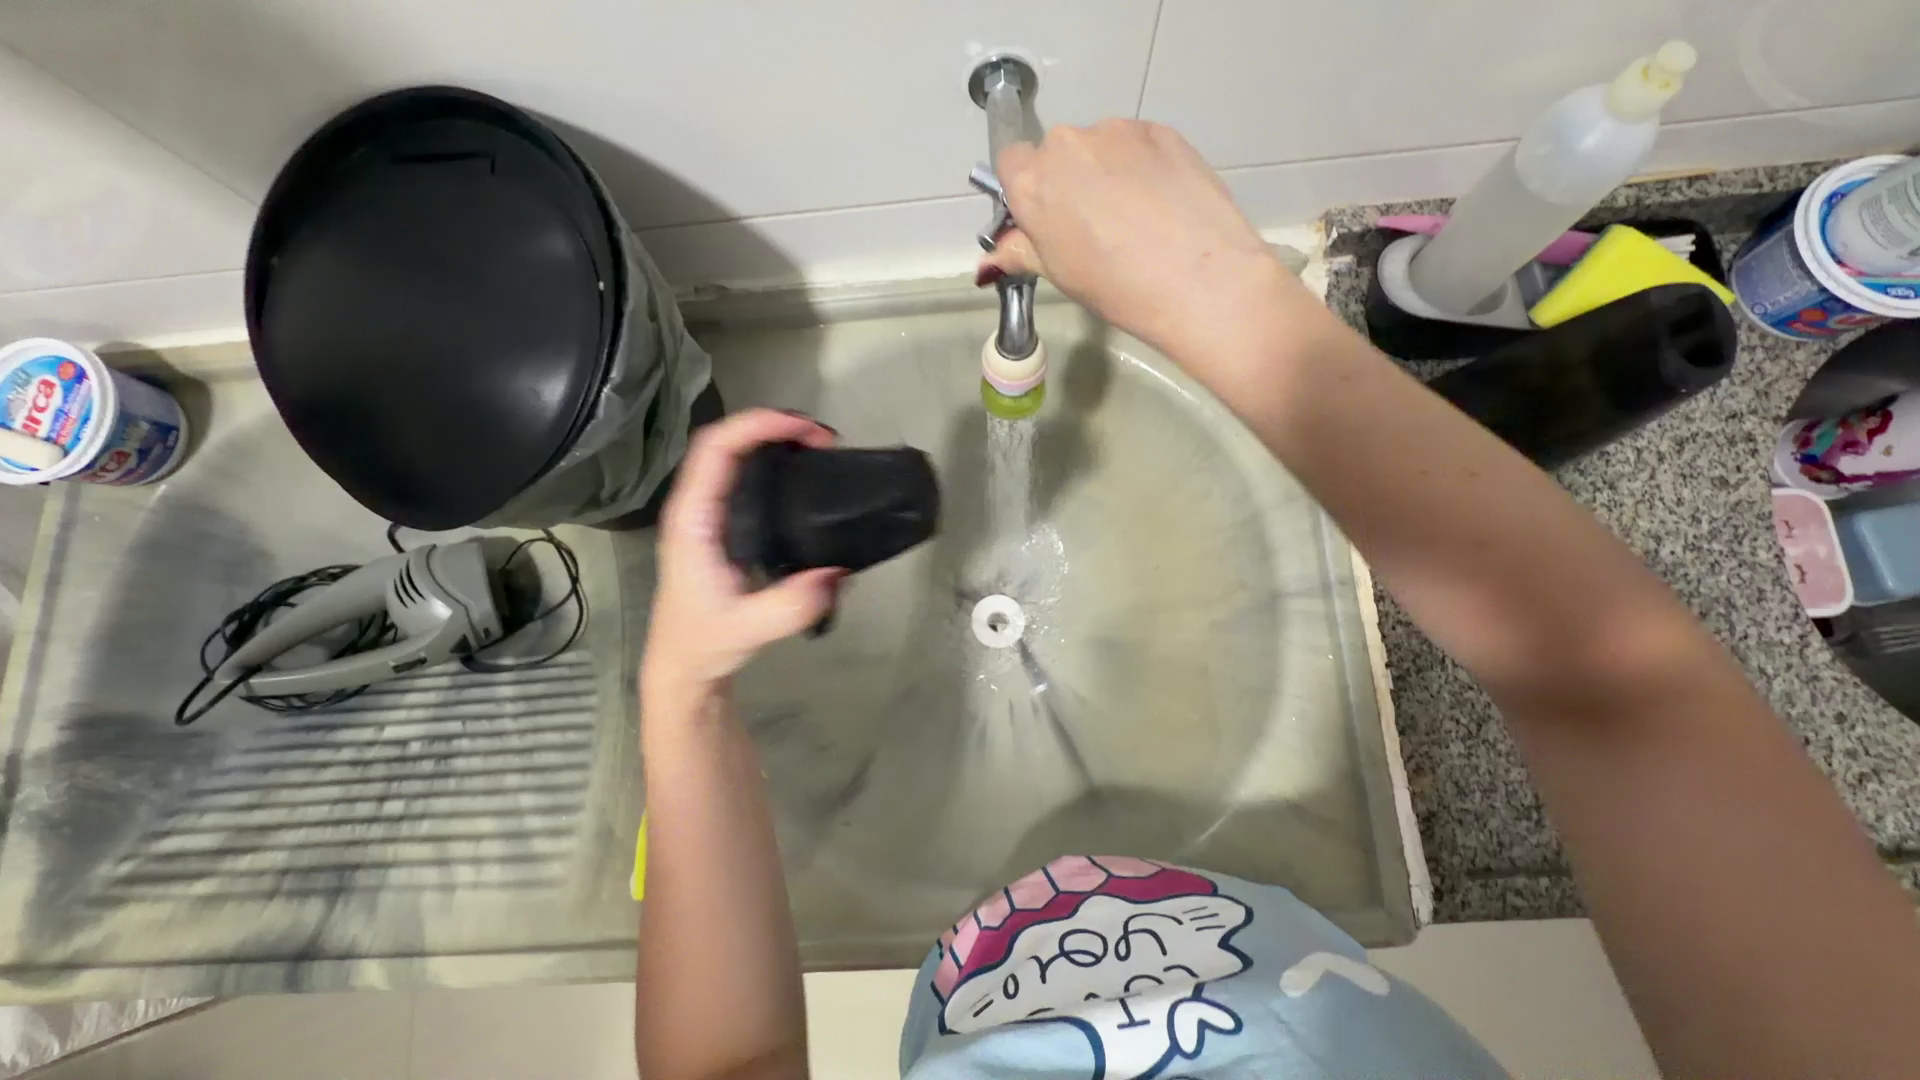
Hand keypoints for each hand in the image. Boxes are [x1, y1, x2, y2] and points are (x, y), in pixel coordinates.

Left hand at [640, 409, 844, 708]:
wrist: (683, 668)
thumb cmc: (702, 644)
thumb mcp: (746, 629)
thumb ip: (789, 606)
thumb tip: (837, 573)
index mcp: (692, 520)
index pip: (716, 449)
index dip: (758, 426)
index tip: (806, 430)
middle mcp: (695, 509)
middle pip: (726, 442)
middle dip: (773, 427)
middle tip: (823, 439)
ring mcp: (706, 517)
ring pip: (733, 458)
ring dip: (773, 443)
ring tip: (818, 450)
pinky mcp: (721, 529)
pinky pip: (742, 479)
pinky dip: (773, 465)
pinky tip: (802, 479)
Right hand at [982, 120, 1309, 362]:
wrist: (1198, 277)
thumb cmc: (1118, 285)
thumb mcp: (1059, 275)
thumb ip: (1022, 252)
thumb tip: (992, 258)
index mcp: (1033, 182)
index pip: (1011, 164)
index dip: (1027, 190)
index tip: (1045, 217)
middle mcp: (1068, 145)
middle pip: (1058, 155)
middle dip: (1069, 182)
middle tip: (1093, 227)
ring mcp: (1117, 132)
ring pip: (1101, 148)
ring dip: (1108, 172)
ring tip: (1135, 218)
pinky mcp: (1160, 130)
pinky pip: (1138, 145)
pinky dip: (1142, 168)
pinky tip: (1160, 205)